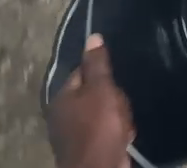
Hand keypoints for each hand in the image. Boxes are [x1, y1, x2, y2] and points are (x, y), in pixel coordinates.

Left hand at [48, 34, 136, 167]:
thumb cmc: (99, 124)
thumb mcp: (100, 87)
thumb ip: (97, 63)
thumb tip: (92, 36)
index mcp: (61, 98)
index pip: (82, 71)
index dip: (102, 70)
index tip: (117, 74)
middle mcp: (62, 116)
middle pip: (93, 92)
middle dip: (112, 94)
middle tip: (122, 99)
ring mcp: (72, 135)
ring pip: (101, 111)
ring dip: (117, 113)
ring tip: (126, 117)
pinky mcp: (86, 149)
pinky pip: (105, 130)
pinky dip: (116, 129)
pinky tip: (125, 132)